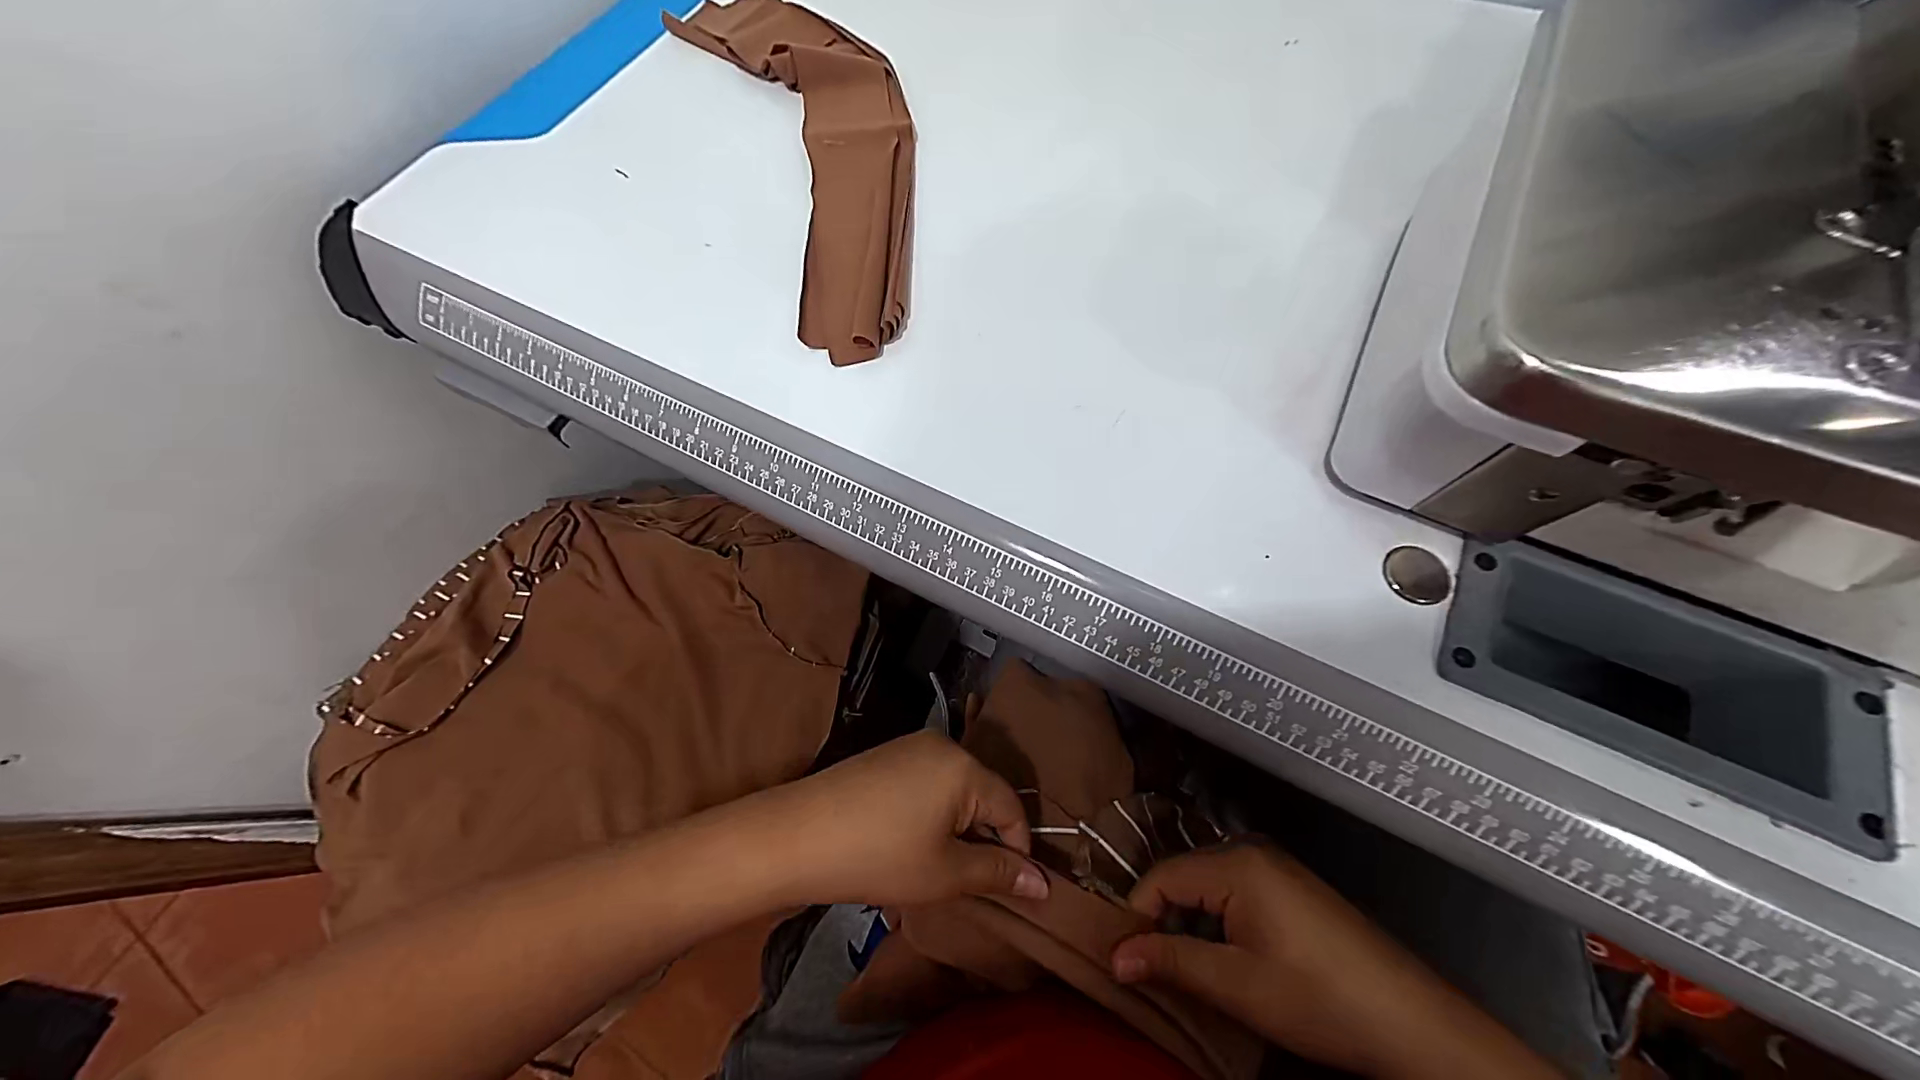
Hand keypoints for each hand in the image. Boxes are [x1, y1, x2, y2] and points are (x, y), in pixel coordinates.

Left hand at [728, 732, 1050, 908]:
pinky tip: (906, 843)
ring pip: (953, 791)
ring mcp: (909, 746)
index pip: (1012, 808)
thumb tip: (1044, 884)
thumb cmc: (879, 856)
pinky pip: (926, 784)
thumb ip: (999, 873)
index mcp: (964, 766)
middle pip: (983, 795)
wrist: (796, 835)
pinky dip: (929, 814)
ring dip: (954, 829)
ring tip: (933, 867)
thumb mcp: (946, 873)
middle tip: (965, 881)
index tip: (1009, 888)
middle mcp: (941, 745)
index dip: (1017, 851)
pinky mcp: (885, 755)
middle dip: (982, 839)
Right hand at [1109, 843, 1558, 1079]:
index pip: (1161, 877)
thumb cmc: (1321, 1000)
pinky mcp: (1289, 886)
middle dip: (1162, 921)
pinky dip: (1217, 923)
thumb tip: (1114, 957)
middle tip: (1152, 969)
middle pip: (1182, 877)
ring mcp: (1274, 866)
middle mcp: (1251, 850)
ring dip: (1189, 925)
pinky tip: (1226, 960)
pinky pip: (1232, 892)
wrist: (1415, 1023)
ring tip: (1187, 970)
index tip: (1125, 960)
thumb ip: (1171, 962)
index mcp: (1236, 863)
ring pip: (1205, 887)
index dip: (1137, 917)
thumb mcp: (1238, 986)